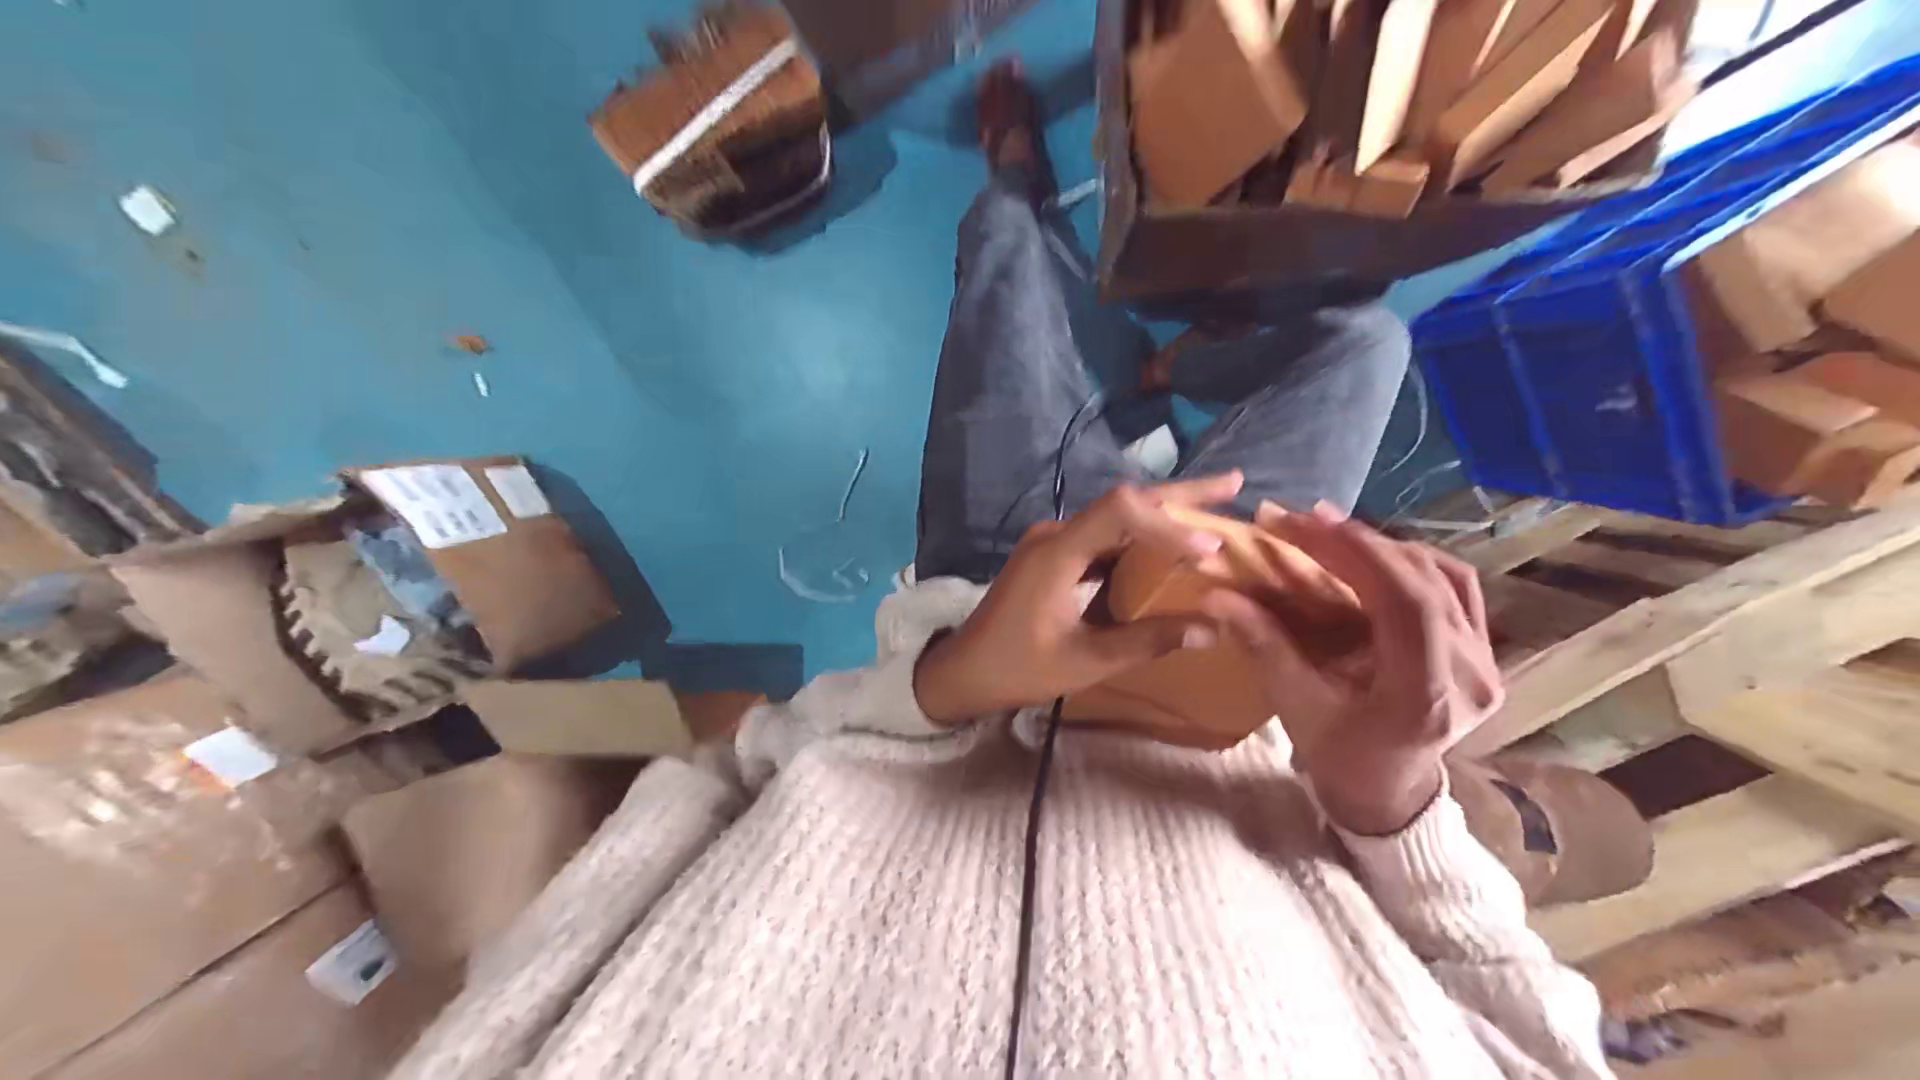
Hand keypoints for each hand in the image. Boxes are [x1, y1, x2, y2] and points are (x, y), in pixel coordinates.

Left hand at [913, 473, 1245, 724]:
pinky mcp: (1054, 555)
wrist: (965, 670)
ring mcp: (1052, 542)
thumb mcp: (1086, 661)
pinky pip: (1103, 538)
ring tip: (1215, 512)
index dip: (1169, 522)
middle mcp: (1055, 535)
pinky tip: (1170, 547)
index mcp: (1057, 553)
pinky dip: (1140, 540)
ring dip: (1162, 516)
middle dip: (1179, 495)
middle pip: (1123, 503)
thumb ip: (1148, 640)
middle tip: (1234, 485)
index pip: (1120, 512)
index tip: (1211, 545)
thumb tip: (1214, 627)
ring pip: (1116, 518)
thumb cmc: (1019, 668)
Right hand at [1202, 504, 1502, 834]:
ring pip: (1446, 577)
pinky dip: (1412, 562)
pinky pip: (1456, 588)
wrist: (1387, 788)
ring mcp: (1488, 662)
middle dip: (1360, 541)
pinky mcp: (1485, 651)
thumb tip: (1216, 595)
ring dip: (1386, 547)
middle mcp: (1471, 674)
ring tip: (1335, 531)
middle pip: (1424, 581)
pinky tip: (1375, 553)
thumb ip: (1264, 645)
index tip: (1307, 523)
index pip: (1405, 604)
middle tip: (1306, 518)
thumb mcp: (1294, 704)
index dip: (1359, 555)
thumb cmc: (1337, 753)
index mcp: (1425, 697)